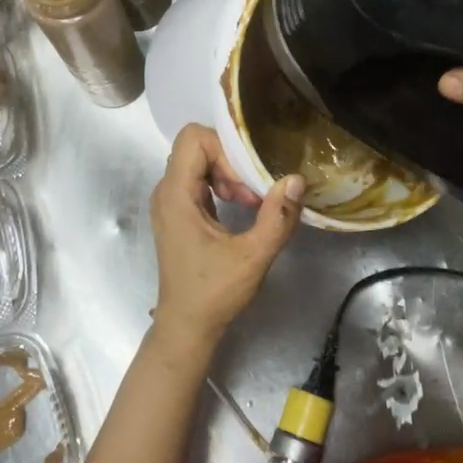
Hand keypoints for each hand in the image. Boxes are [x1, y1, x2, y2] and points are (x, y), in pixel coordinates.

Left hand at [149, 125, 304, 343]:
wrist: (187, 325)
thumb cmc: (215, 292)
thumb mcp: (253, 256)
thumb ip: (277, 217)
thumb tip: (296, 179)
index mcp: (175, 195)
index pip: (193, 138)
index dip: (225, 149)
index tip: (246, 179)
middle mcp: (166, 191)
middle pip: (196, 146)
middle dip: (230, 161)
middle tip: (253, 192)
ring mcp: (169, 202)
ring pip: (198, 162)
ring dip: (228, 173)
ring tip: (250, 201)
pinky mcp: (177, 212)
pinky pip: (198, 179)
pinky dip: (221, 185)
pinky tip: (241, 208)